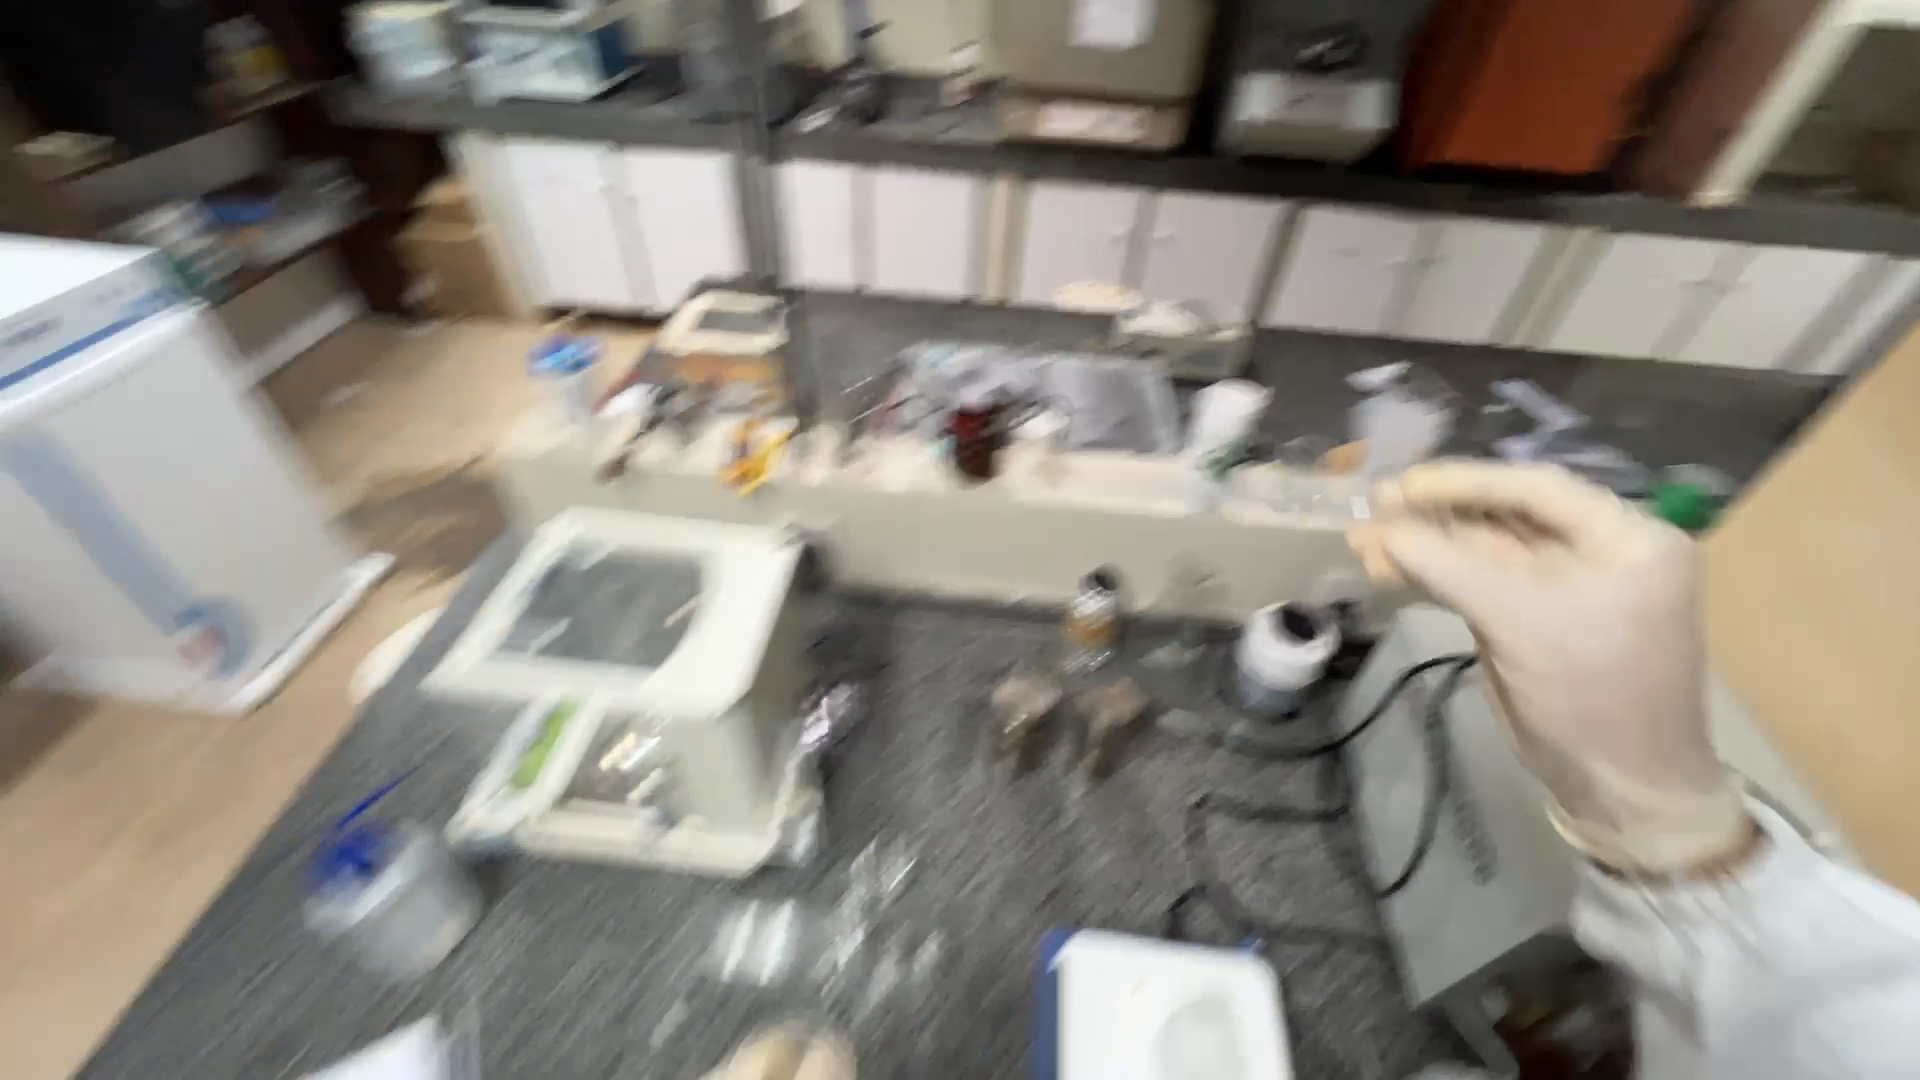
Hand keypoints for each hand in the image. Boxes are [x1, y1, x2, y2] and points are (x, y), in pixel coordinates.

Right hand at [1348, 462, 1749, 874]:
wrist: (1615, 783)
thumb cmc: (1592, 692)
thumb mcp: (1520, 620)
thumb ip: (1448, 567)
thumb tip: (1381, 530)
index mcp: (1624, 539)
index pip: (1536, 489)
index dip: (1464, 482)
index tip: (1402, 486)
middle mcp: (1590, 552)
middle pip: (1498, 516)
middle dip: (1432, 515)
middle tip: (1372, 508)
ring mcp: (1551, 586)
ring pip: (1473, 550)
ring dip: (1417, 546)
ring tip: (1360, 542)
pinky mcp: (1518, 616)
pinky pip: (1465, 582)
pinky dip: (1423, 574)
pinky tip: (1381, 568)